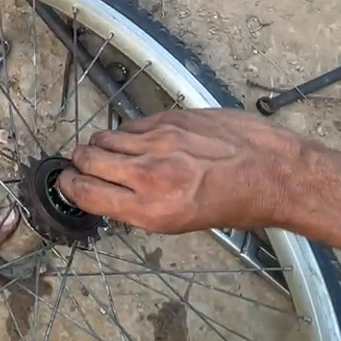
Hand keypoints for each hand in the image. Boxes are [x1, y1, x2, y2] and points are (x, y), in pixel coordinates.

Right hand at [56, 109, 304, 234]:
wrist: (272, 173)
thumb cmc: (232, 204)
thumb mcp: (178, 223)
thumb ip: (137, 205)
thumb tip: (106, 191)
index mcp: (149, 209)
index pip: (85, 191)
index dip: (69, 186)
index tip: (68, 183)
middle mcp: (148, 174)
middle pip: (86, 158)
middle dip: (80, 163)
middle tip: (87, 166)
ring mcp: (158, 141)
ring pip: (104, 136)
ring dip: (102, 146)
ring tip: (115, 153)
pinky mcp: (170, 118)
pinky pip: (132, 124)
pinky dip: (130, 133)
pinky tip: (145, 142)